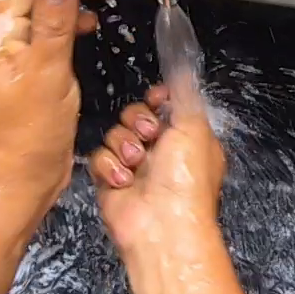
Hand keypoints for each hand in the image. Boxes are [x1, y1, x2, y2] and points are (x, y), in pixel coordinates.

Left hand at [0, 0, 120, 225]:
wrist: (21, 178)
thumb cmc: (30, 132)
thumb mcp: (47, 70)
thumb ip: (54, 19)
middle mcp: (4, 39)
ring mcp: (17, 55)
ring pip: (44, 6)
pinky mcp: (33, 71)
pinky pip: (51, 29)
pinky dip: (72, 17)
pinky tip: (90, 21)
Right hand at [90, 82, 226, 262]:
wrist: (163, 223)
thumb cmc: (186, 175)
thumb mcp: (195, 125)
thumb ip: (185, 94)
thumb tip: (183, 69)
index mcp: (188, 136)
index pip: (164, 104)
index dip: (156, 99)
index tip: (157, 99)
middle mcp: (162, 150)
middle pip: (135, 115)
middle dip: (138, 121)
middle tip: (149, 134)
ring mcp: (135, 165)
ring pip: (115, 134)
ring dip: (124, 145)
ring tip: (136, 162)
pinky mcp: (111, 181)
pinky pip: (99, 157)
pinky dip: (109, 167)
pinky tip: (123, 180)